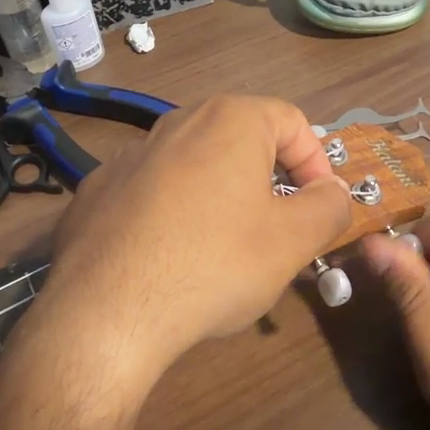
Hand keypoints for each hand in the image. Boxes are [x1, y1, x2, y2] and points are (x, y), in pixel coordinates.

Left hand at [35, 95, 351, 388]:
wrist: (106, 310)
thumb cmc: (214, 264)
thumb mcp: (292, 241)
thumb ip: (328, 207)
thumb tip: (333, 192)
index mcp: (229, 120)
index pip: (292, 122)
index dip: (316, 165)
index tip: (319, 211)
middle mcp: (176, 122)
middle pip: (241, 141)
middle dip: (268, 182)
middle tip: (277, 233)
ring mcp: (129, 156)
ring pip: (193, 168)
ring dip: (219, 199)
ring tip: (223, 252)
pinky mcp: (96, 191)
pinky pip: (150, 194)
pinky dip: (170, 216)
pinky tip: (167, 260)